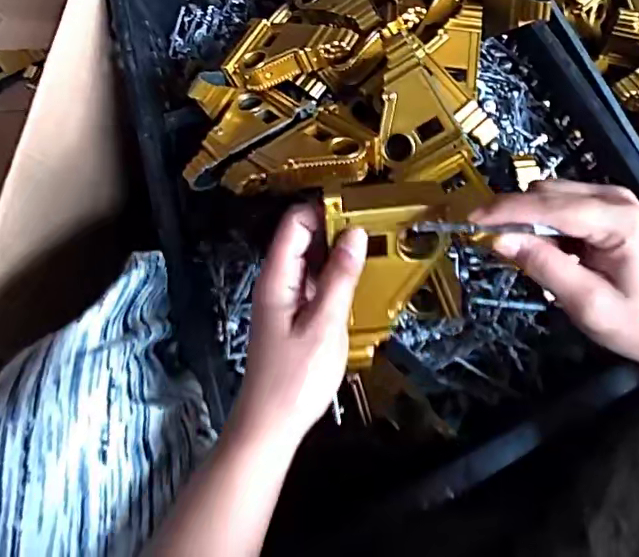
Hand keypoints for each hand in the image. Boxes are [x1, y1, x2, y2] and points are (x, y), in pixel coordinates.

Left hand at [227, 204, 365, 452]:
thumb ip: (341, 277)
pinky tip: (354, 283)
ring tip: (367, 254)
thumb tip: (355, 234)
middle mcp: (276, 280)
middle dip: (335, 228)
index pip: (295, 221)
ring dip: (337, 252)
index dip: (324, 211)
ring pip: (311, 257)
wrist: (269, 427)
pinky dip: (333, 275)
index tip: (356, 214)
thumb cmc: (293, 381)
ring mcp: (283, 296)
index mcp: (276, 277)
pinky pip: (313, 279)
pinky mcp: (292, 313)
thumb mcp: (325, 325)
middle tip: (369, 233)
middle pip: (303, 235)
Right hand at [472, 181, 638, 372]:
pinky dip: (541, 223)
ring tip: (526, 255)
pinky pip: (557, 204)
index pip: (550, 206)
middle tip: (490, 244)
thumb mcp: (588, 305)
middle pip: (546, 194)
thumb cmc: (638, 326)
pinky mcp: (603, 206)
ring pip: (547, 195)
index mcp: (619, 218)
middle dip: (514, 215)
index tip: (471, 219)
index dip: (507, 211)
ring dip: (527, 220)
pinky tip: (547, 251)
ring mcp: (610, 198)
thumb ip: (544, 267)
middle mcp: (614, 197)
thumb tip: (500, 238)